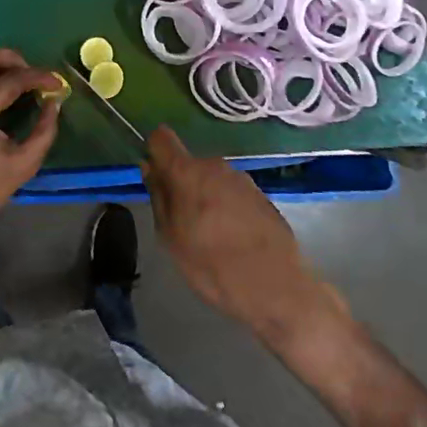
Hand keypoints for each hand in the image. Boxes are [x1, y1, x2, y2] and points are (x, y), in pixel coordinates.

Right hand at [142, 125, 343, 341]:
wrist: (277, 288)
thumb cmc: (213, 266)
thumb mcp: (171, 237)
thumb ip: (158, 197)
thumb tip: (149, 166)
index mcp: (187, 172)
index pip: (161, 138)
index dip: (154, 152)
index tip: (155, 177)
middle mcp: (215, 165)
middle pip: (188, 163)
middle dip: (181, 184)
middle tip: (183, 221)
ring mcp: (242, 178)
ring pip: (211, 178)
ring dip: (205, 196)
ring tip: (210, 234)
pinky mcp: (262, 194)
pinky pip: (232, 192)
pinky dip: (226, 207)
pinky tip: (233, 237)